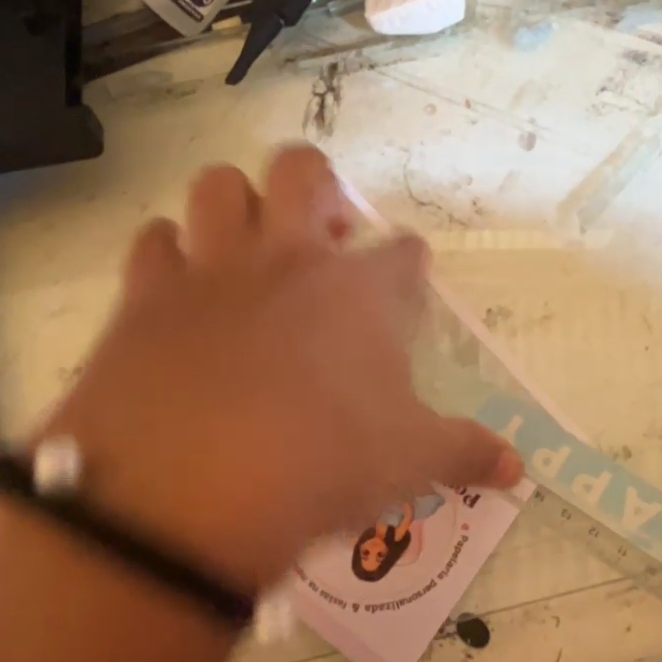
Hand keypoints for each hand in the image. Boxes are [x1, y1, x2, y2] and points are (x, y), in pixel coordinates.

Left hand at [37, 144, 523, 590]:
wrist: (191, 489)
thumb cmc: (321, 465)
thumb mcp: (409, 464)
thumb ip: (465, 454)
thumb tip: (518, 467)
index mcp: (359, 292)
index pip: (400, 253)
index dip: (407, 261)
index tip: (406, 276)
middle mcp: (287, 259)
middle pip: (302, 171)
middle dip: (316, 186)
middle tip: (321, 233)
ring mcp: (211, 270)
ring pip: (218, 185)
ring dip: (235, 203)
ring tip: (245, 246)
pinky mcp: (144, 297)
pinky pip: (152, 242)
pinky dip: (166, 254)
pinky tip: (176, 286)